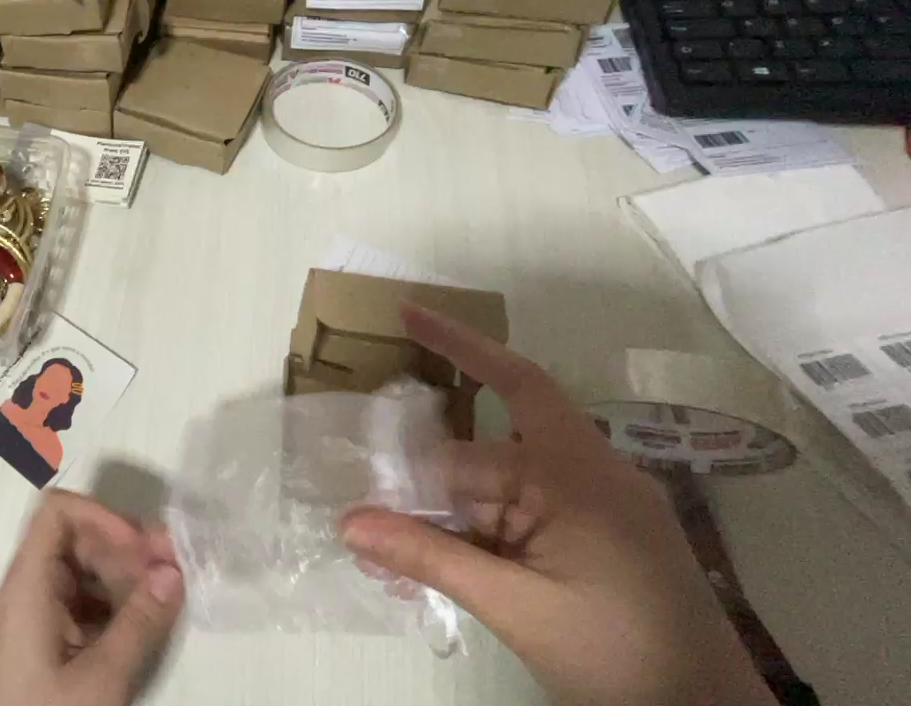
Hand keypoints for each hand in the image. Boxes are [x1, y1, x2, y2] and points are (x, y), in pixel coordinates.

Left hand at [0, 491, 183, 705]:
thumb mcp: (101, 679)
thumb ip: (139, 623)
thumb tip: (172, 571)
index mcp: (27, 583)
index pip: (56, 513)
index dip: (100, 516)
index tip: (142, 545)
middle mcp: (27, 587)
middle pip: (74, 538)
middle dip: (124, 545)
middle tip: (175, 564)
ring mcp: (36, 614)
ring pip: (82, 570)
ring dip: (124, 573)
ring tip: (169, 590)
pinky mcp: (46, 641)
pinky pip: (81, 602)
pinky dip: (113, 602)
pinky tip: (145, 620)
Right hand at [341, 306, 777, 705]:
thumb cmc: (627, 660)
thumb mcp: (518, 608)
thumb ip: (429, 558)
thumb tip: (347, 523)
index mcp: (583, 476)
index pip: (516, 389)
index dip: (460, 346)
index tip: (406, 313)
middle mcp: (585, 481)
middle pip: (479, 458)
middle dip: (419, 485)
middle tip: (360, 511)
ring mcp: (585, 514)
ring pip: (486, 496)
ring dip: (437, 522)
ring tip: (384, 555)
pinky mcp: (582, 544)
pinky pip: (507, 525)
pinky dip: (464, 542)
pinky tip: (425, 567)